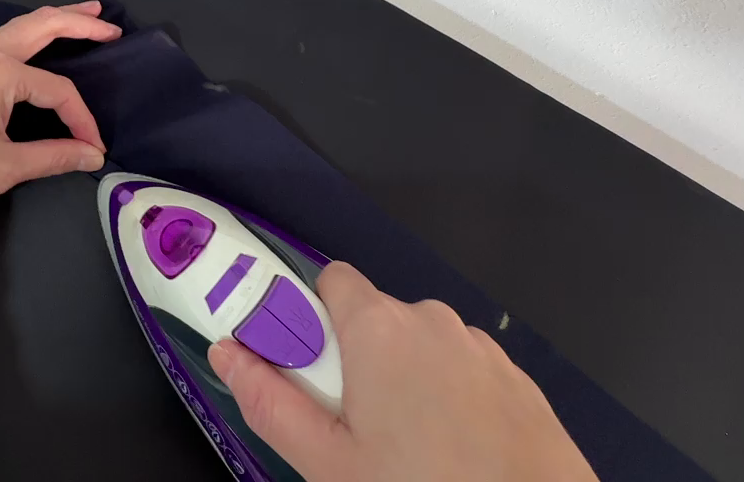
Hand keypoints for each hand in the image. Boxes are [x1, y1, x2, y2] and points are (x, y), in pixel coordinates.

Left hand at [0, 2, 120, 287]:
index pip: (57, 91)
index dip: (81, 119)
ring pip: (18, 27)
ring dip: (52, 21)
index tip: (94, 148)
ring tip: (83, 18)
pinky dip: (28, 36)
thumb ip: (55, 156)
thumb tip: (93, 156)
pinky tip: (37, 47)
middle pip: (41, 25)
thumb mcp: (5, 167)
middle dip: (79, 21)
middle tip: (110, 24)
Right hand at [208, 262, 599, 481]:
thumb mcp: (329, 463)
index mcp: (379, 325)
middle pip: (376, 317)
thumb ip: (269, 401)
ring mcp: (479, 345)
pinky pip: (465, 367)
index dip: (315, 319)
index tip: (314, 371)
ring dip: (408, 378)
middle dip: (360, 360)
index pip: (332, 279)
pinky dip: (452, 394)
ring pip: (422, 344)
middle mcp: (429, 316)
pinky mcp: (517, 376)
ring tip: (415, 451)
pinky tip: (462, 453)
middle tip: (360, 429)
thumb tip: (225, 351)